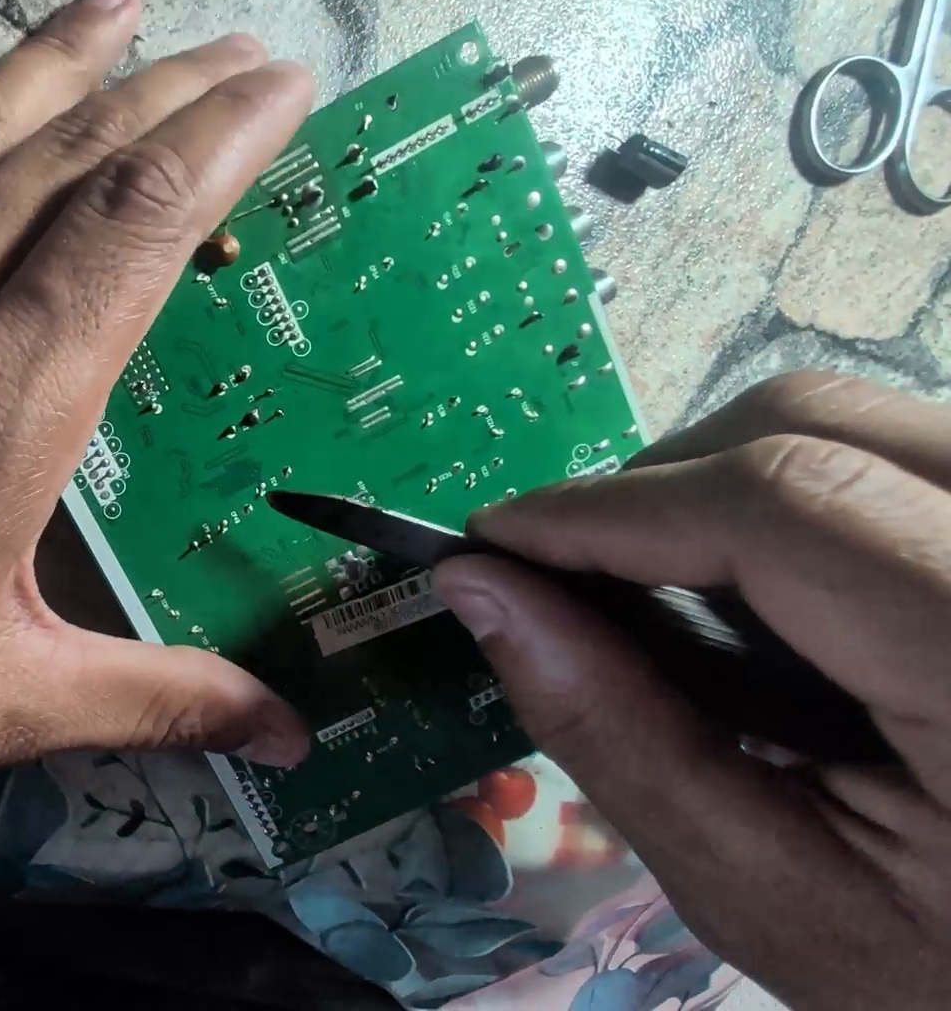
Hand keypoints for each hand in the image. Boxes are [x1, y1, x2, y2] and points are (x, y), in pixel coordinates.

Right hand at [433, 371, 950, 1009]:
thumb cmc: (948, 978)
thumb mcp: (762, 888)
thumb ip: (608, 727)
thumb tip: (473, 586)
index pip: (777, 509)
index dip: (600, 509)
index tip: (490, 542)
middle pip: (818, 425)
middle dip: (653, 481)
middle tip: (581, 569)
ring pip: (860, 420)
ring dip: (721, 479)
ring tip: (671, 577)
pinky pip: (894, 454)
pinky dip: (791, 490)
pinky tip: (769, 585)